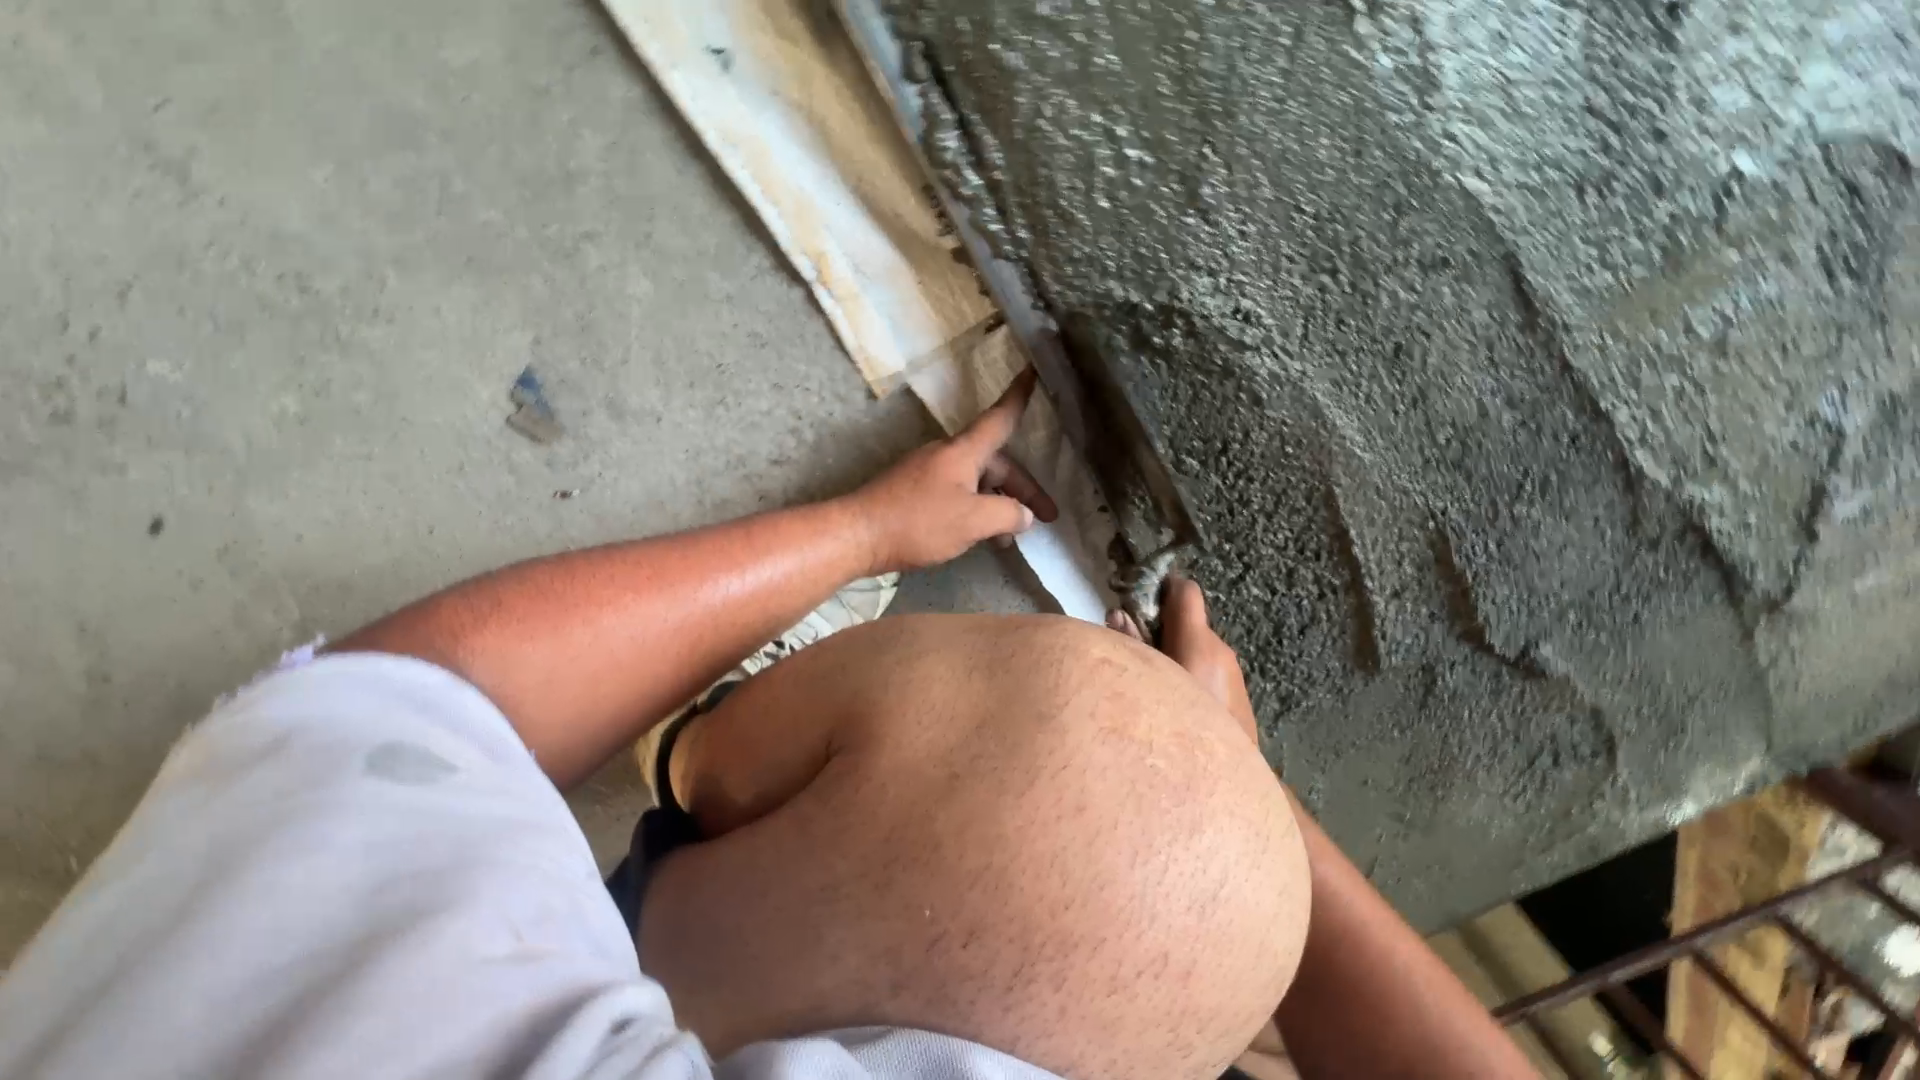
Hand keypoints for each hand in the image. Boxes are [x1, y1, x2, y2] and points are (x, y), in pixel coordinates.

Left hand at [845, 368, 1059, 574]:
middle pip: (994, 462)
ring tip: (1011, 537)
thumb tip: (1023, 515)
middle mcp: (947, 455)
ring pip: (975, 481)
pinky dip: (974, 509)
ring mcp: (928, 472)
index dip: (1019, 395)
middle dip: (1022, 489)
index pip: (1000, 418)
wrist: (857, 535)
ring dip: (997, 504)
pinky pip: (956, 494)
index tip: (1033, 369)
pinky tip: (978, 536)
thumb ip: (1006, 514)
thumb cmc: (918, 522)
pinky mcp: (914, 492)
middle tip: (1045, 517)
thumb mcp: (972, 521)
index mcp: (963, 451)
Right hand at [1109, 575, 1257, 743]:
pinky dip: (1191, 673)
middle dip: (1162, 628)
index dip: (1163, 589)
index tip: (1141, 598)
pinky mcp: (1239, 694)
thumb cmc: (1176, 728)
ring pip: (1199, 648)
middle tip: (1136, 648)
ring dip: (1177, 653)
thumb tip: (1117, 614)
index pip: (1186, 592)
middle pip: (1189, 622)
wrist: (1223, 782)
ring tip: (1155, 679)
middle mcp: (1221, 651)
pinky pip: (1209, 670)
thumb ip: (1129, 645)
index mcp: (1199, 643)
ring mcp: (1234, 673)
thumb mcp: (1144, 683)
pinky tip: (1177, 700)